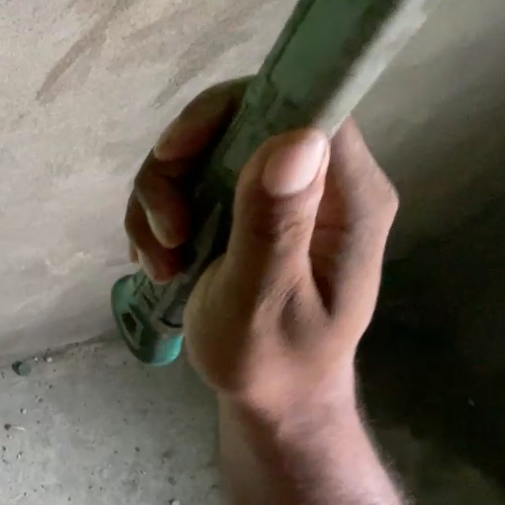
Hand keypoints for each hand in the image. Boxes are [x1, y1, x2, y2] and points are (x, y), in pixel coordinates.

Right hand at [125, 81, 399, 417]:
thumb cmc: (272, 361)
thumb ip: (274, 224)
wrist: (270, 399)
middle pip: (233, 125)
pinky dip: (157, 220)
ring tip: (161, 262)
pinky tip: (161, 262)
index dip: (227, 113)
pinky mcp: (245, 212)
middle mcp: (318, 183)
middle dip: (175, 174)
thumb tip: (292, 140)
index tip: (173, 156)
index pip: (297, 106)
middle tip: (162, 234)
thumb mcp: (263, 299)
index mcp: (346, 197)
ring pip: (198, 157)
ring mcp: (279, 196)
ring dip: (158, 205)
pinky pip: (186, 186)